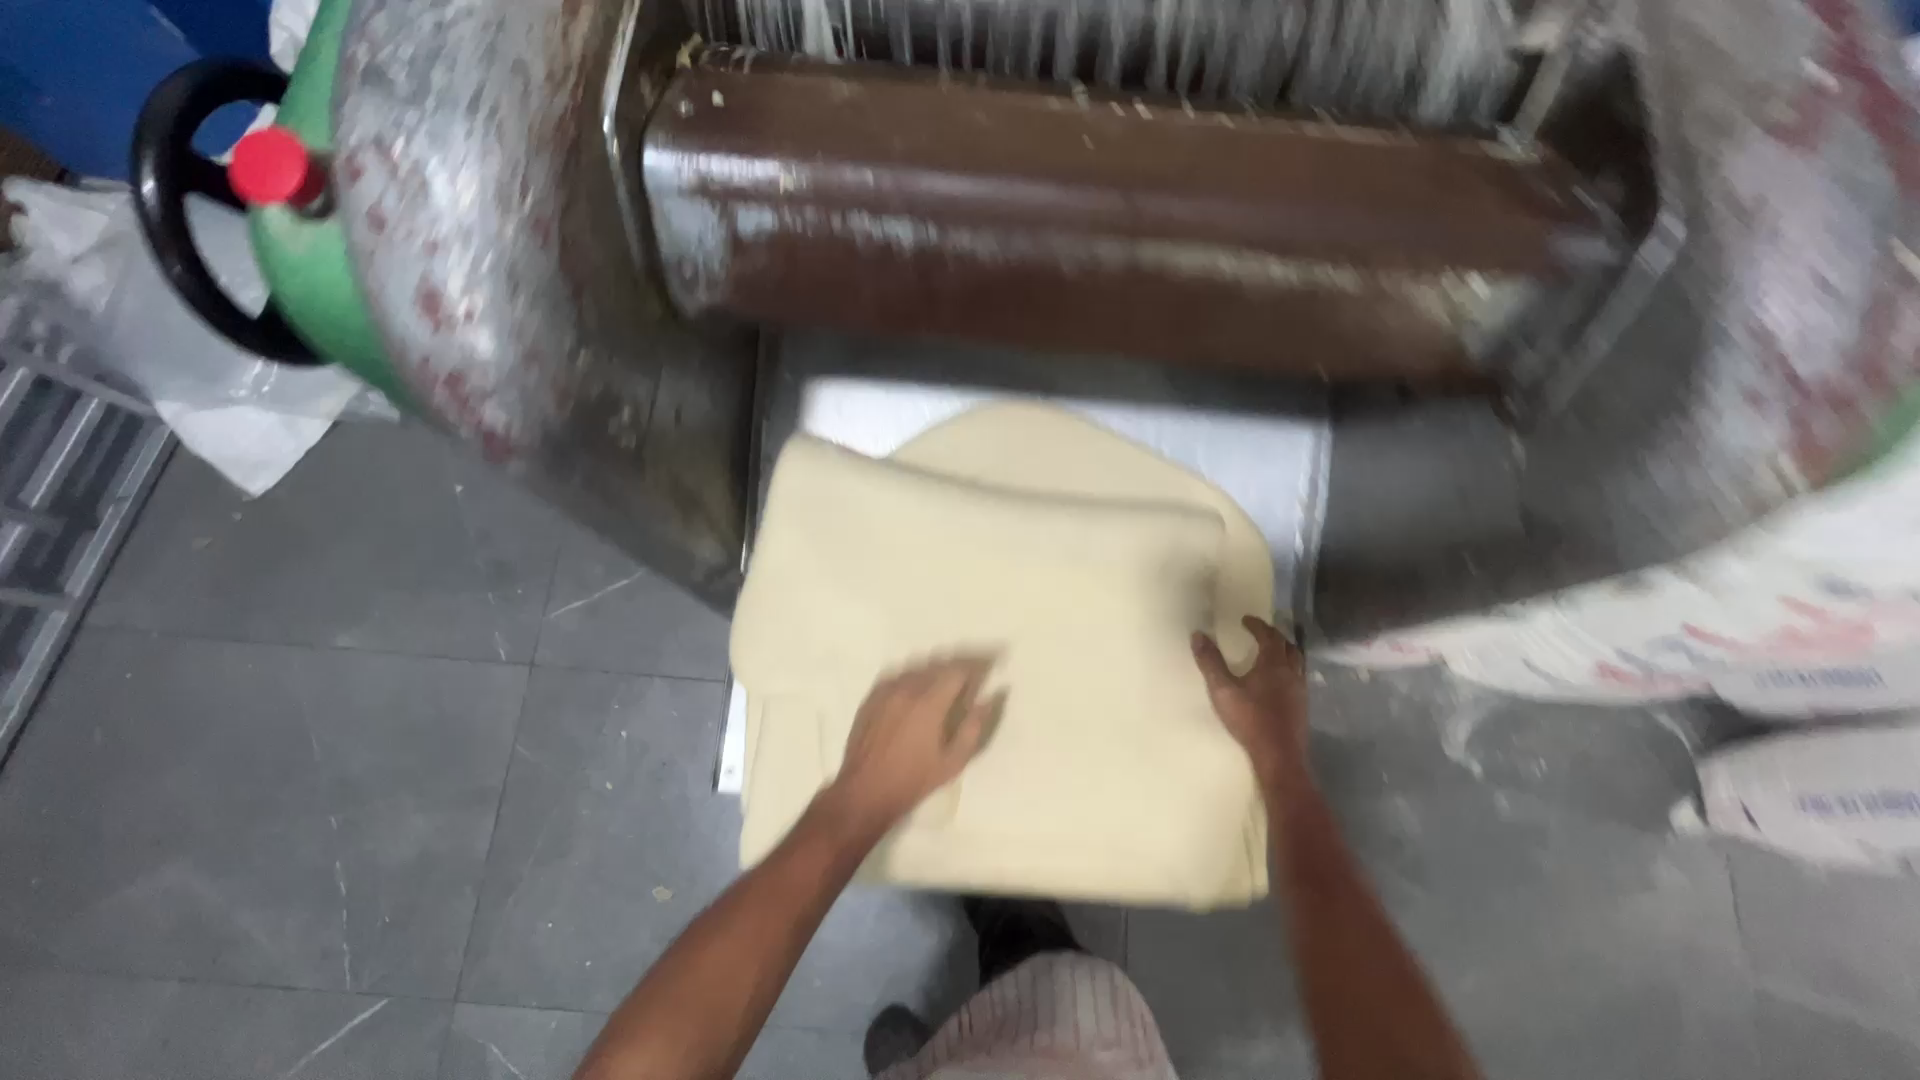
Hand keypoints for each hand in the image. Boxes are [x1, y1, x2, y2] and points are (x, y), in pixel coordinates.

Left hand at [825, 655, 1006, 835]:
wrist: (865, 791)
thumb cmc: (913, 780)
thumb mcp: (953, 761)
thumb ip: (974, 726)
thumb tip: (992, 697)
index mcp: (929, 703)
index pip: (958, 670)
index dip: (978, 664)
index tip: (992, 664)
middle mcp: (907, 688)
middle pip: (939, 663)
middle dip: (960, 663)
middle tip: (975, 669)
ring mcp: (886, 690)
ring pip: (917, 666)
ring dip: (937, 667)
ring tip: (950, 676)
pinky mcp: (872, 696)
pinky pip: (897, 674)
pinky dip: (914, 674)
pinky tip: (919, 684)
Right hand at [1192, 616, 1309, 785]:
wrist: (1279, 754)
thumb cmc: (1249, 719)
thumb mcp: (1222, 690)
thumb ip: (1210, 662)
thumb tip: (1198, 635)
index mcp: (1273, 664)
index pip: (1268, 636)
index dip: (1257, 625)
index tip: (1245, 620)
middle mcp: (1291, 672)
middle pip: (1287, 645)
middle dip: (1273, 635)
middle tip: (1259, 632)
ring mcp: (1300, 689)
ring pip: (1297, 661)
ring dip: (1285, 651)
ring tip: (1272, 652)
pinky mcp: (1302, 705)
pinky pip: (1298, 677)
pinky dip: (1289, 669)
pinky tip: (1279, 680)